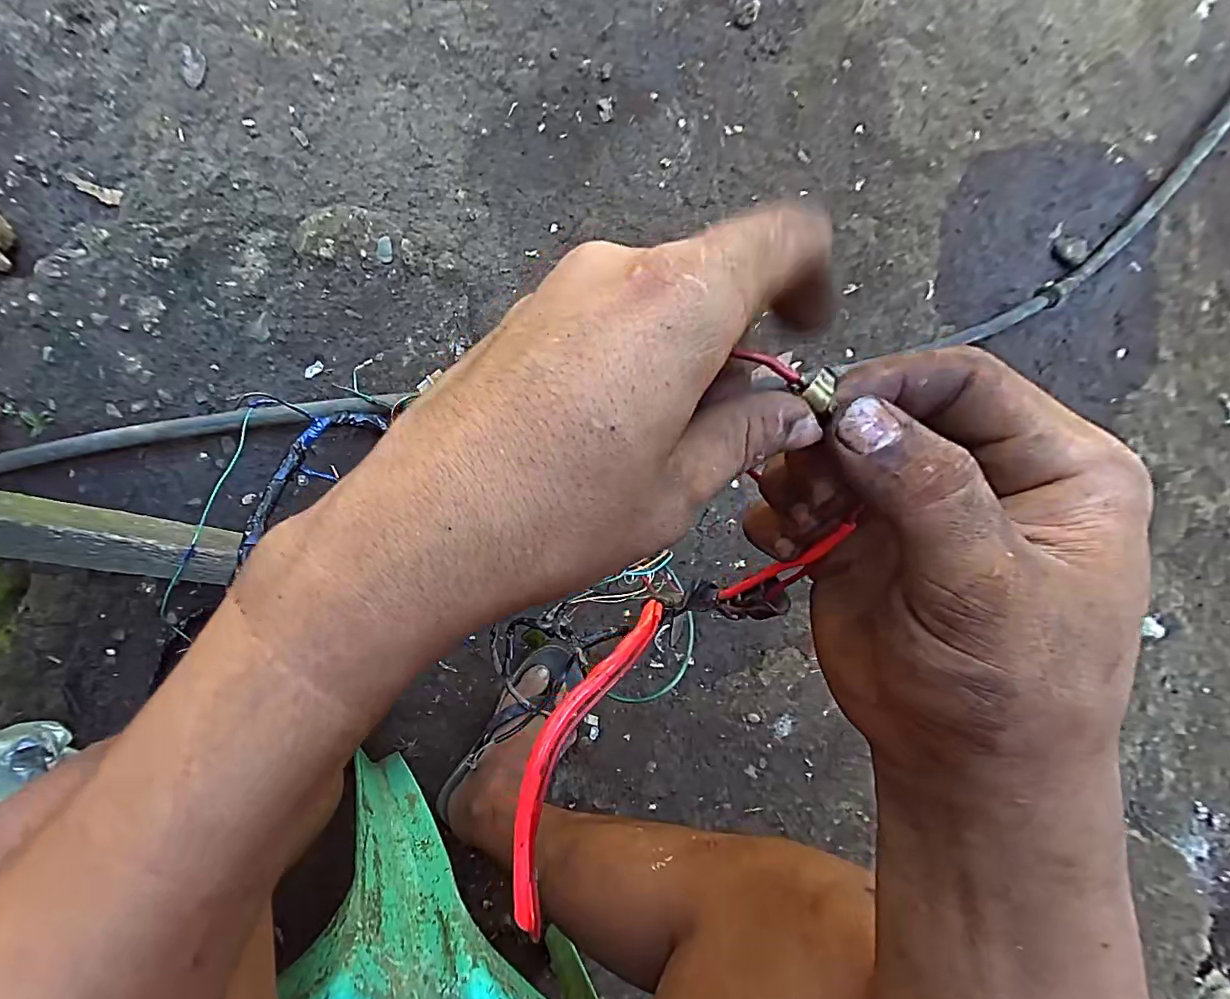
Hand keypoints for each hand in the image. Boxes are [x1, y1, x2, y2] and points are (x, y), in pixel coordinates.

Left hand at [252, 204, 834, 655]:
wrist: (418, 530)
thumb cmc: (555, 517)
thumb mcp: (671, 492)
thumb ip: (740, 435)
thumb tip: (785, 411)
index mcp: (675, 298)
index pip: (780, 238)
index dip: (811, 277)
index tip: (804, 332)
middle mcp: (609, 273)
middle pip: (703, 277)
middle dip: (729, 337)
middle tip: (721, 417)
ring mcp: (546, 295)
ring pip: (640, 304)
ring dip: (665, 353)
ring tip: (644, 438)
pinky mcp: (504, 327)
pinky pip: (584, 324)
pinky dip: (610, 359)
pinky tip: (584, 431)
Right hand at [745, 347, 1151, 789]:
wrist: (960, 760)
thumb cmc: (1010, 680)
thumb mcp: (987, 581)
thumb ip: (930, 490)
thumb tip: (855, 414)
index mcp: (1048, 466)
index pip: (964, 384)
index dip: (891, 382)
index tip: (824, 410)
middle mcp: (970, 477)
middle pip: (882, 415)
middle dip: (832, 444)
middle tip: (804, 488)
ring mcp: (902, 511)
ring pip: (830, 456)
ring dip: (797, 479)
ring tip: (798, 525)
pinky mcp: (848, 544)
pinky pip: (795, 504)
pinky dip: (775, 516)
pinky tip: (783, 547)